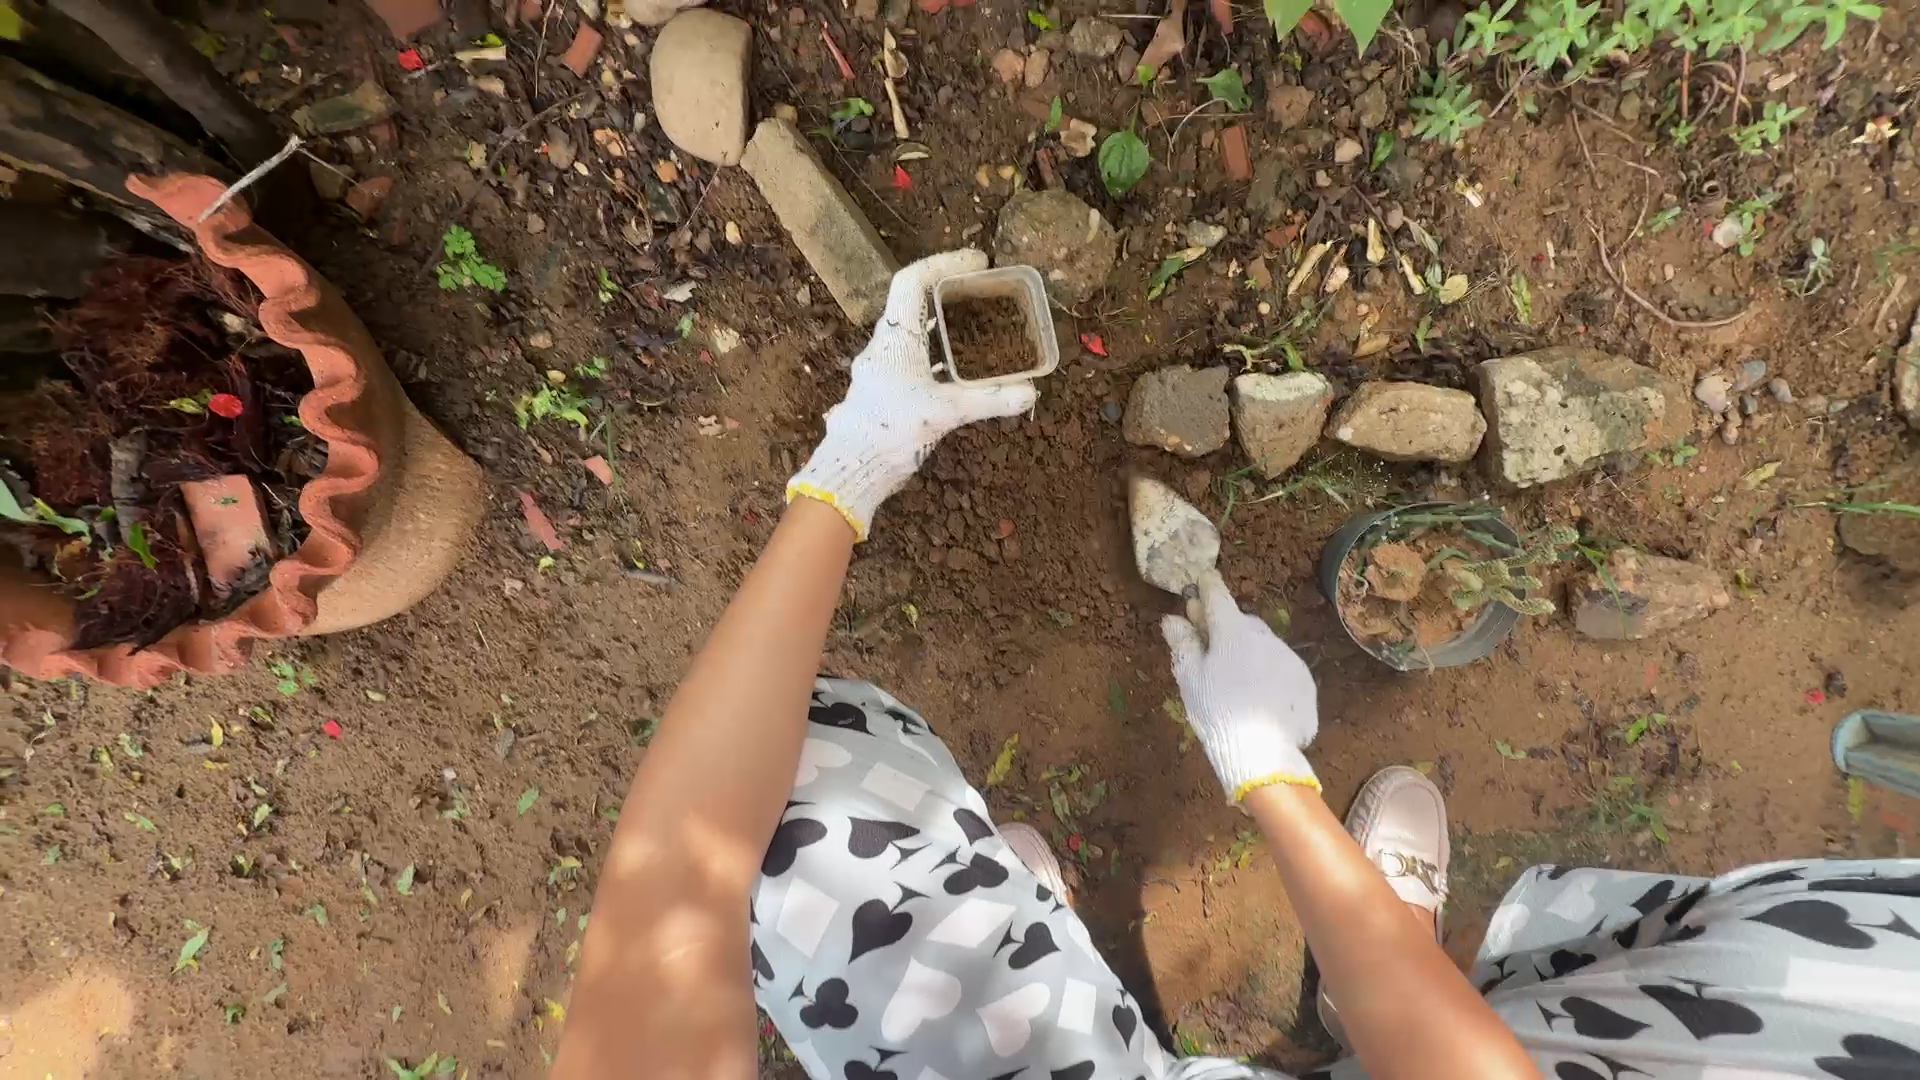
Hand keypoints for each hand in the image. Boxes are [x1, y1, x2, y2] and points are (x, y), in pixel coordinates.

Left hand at [786, 250, 1037, 540]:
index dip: (944, 263)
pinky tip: (958, 370)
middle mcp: (884, 347)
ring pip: (913, 333)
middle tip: (981, 292)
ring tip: (975, 326)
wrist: (854, 470)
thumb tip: (1031, 394)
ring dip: (941, 324)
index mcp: (895, 339)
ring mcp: (882, 370)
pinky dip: (936, 355)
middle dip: (947, 292)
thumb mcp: (945, 412)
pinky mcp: (885, 392)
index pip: (913, 281)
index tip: (976, 263)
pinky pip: (912, 360)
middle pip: (913, 303)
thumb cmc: (892, 430)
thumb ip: (989, 400)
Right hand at [1161, 570, 1320, 802]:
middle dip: (1226, 626)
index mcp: (1233, 631)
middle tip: (1211, 645)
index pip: (1217, 596)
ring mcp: (1289, 658)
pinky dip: (1268, 672)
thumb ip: (1183, 643)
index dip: (1207, 587)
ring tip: (1236, 678)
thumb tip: (1173, 618)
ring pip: (1263, 644)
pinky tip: (1257, 696)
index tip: (1202, 579)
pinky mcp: (1305, 682)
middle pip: (1241, 622)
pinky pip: (1281, 667)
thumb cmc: (1216, 710)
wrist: (1262, 752)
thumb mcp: (1190, 677)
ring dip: (1248, 650)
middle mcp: (1265, 637)